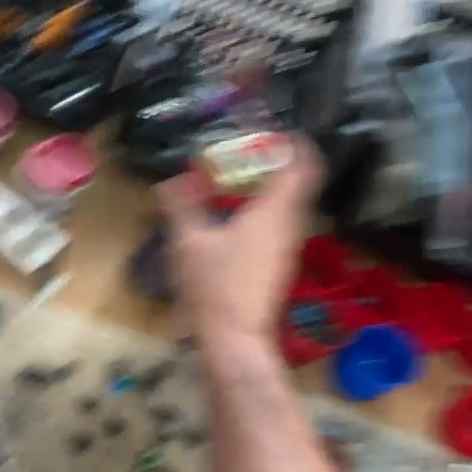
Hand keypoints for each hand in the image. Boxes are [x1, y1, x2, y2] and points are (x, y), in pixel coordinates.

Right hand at [158, 135, 326, 357]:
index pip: (301, 164)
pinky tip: (230, 224)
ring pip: (284, 206)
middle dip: (271, 165)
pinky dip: (259, 215)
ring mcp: (286, 248)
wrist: (234, 337)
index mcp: (273, 211)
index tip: (270, 133)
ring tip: (231, 187)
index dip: (292, 143)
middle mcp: (289, 225)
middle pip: (294, 183)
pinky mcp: (276, 266)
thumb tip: (170, 181)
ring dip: (263, 192)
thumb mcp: (188, 243)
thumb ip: (181, 207)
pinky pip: (274, 227)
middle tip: (240, 156)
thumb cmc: (214, 287)